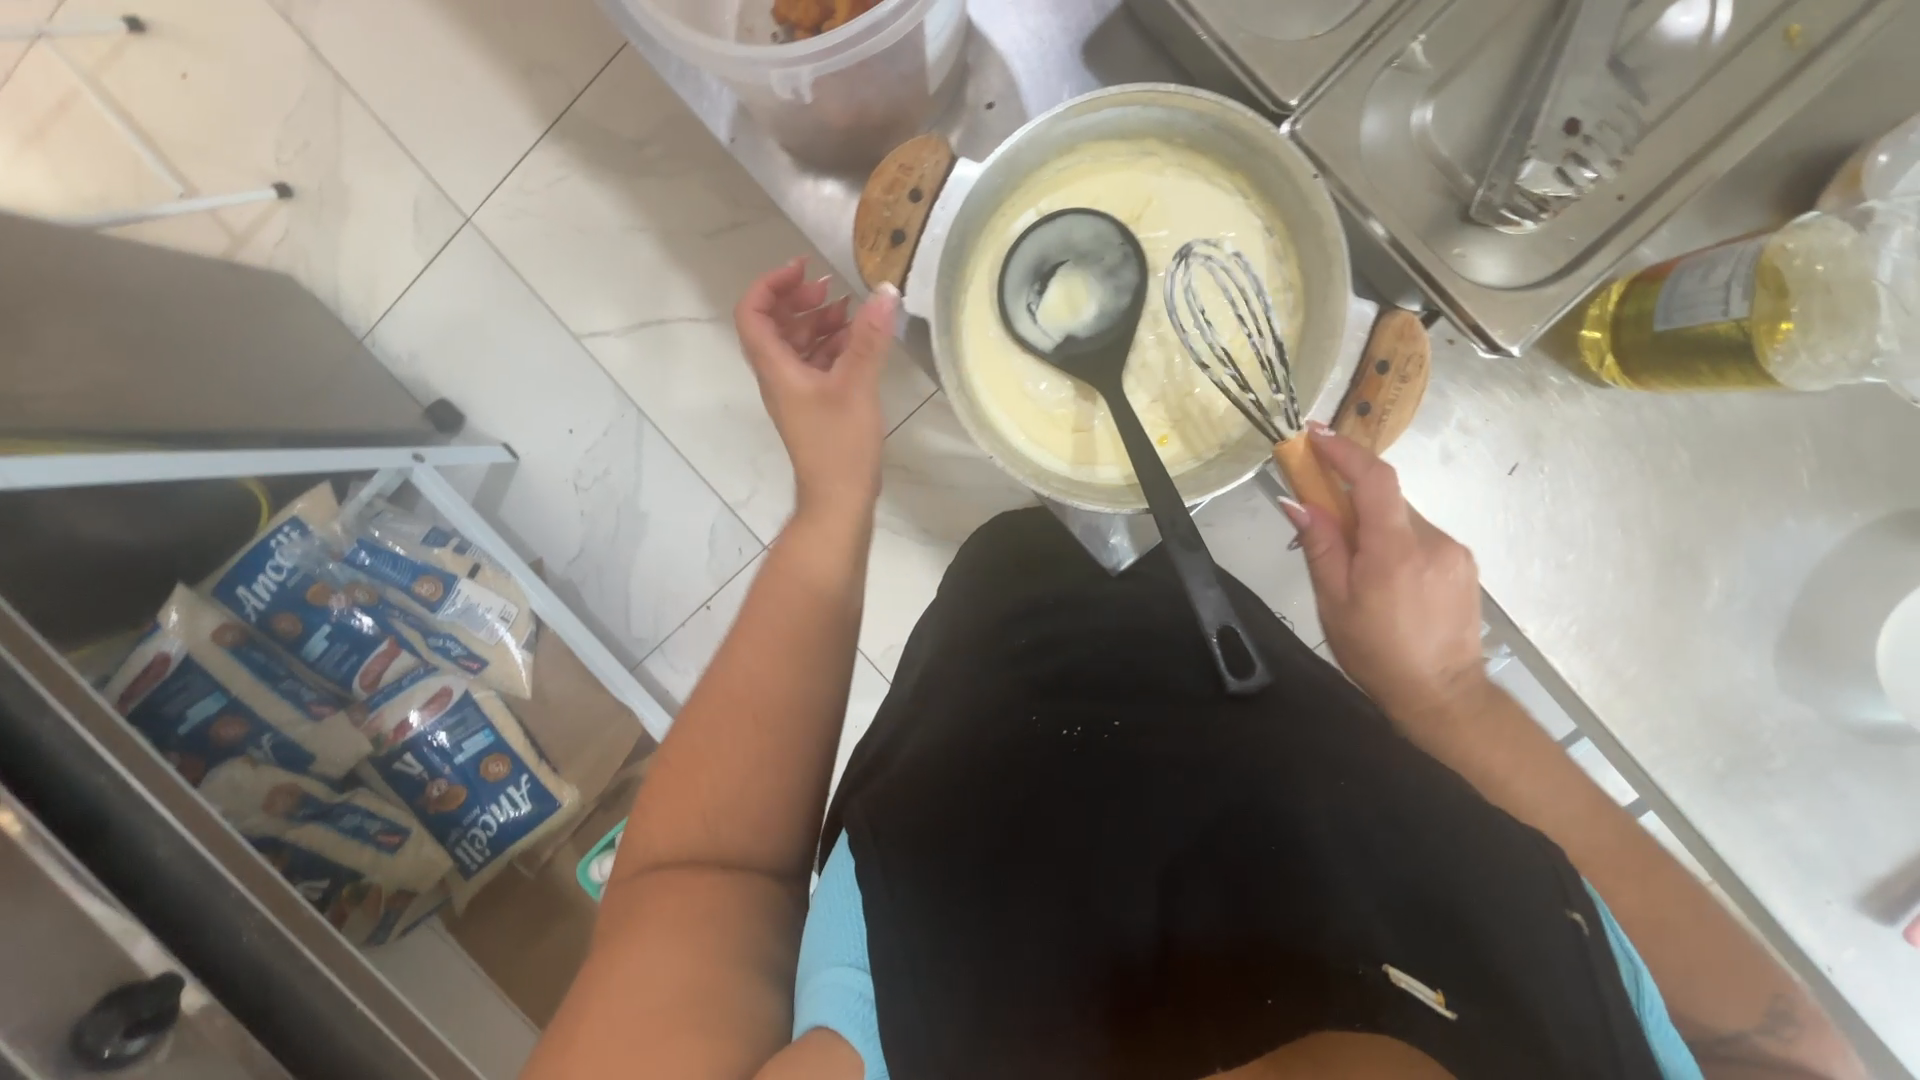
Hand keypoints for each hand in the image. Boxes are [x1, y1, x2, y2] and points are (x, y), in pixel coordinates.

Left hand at [734, 258, 898, 521]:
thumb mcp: (856, 385)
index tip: (805, 269)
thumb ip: (870, 338)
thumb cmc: (839, 444)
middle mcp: (779, 376)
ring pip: (798, 344)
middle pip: (775, 324)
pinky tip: (859, 341)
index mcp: (775, 367)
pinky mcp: (815, 405)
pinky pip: (816, 363)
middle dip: (800, 299)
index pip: (753, 313)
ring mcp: (796, 392)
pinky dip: (833, 346)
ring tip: (851, 310)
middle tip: (831, 287)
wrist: (839, 498)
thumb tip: (885, 292)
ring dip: (820, 321)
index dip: (772, 284)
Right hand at [1280, 427, 1488, 728]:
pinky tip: (1383, 577)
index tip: (1315, 435)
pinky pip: (1419, 536)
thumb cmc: (1375, 653)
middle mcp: (1432, 541)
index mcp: (1394, 551)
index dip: (1344, 451)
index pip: (1374, 479)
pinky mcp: (1463, 564)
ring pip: (1402, 518)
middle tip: (1316, 510)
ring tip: (1352, 563)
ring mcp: (1454, 552)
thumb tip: (1298, 502)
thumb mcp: (1333, 602)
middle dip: (1349, 495)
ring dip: (1371, 523)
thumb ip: (1320, 546)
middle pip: (1385, 497)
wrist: (1442, 695)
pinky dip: (1393, 540)